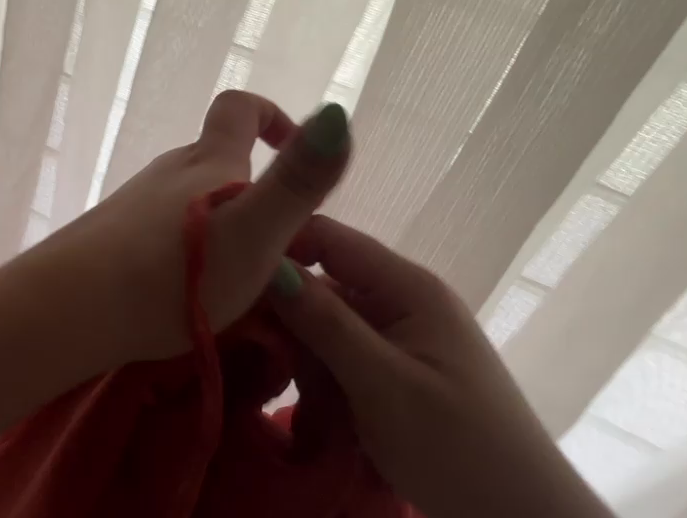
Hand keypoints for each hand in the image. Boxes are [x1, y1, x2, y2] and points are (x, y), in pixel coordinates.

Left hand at [18, 90, 351, 366]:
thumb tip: (338, 112)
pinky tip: (192, 290)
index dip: (269, 114)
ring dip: (224, 222)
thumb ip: (298, 180)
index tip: (291, 146)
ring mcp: (138, 201)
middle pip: (216, 158)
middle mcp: (170, 170)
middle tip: (281, 247)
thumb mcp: (255, 231)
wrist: (75, 307)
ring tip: (243, 278)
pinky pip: (167, 227)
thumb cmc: (176, 272)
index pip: (238, 108)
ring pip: (192, 197)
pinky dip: (192, 245)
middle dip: (253, 188)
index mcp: (208, 162)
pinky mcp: (116, 234)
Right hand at [267, 217, 611, 517]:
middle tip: (248, 346)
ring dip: (301, 354)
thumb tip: (264, 261)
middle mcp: (401, 299)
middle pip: (321, 280)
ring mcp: (399, 336)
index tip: (227, 271)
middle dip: (284, 313)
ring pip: (324, 322)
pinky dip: (320, 377)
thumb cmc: (460, 451)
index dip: (278, 244)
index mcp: (407, 286)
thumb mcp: (383, 385)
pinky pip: (340, 355)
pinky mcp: (395, 371)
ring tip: (285, 392)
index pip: (326, 235)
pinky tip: (308, 410)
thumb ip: (324, 321)